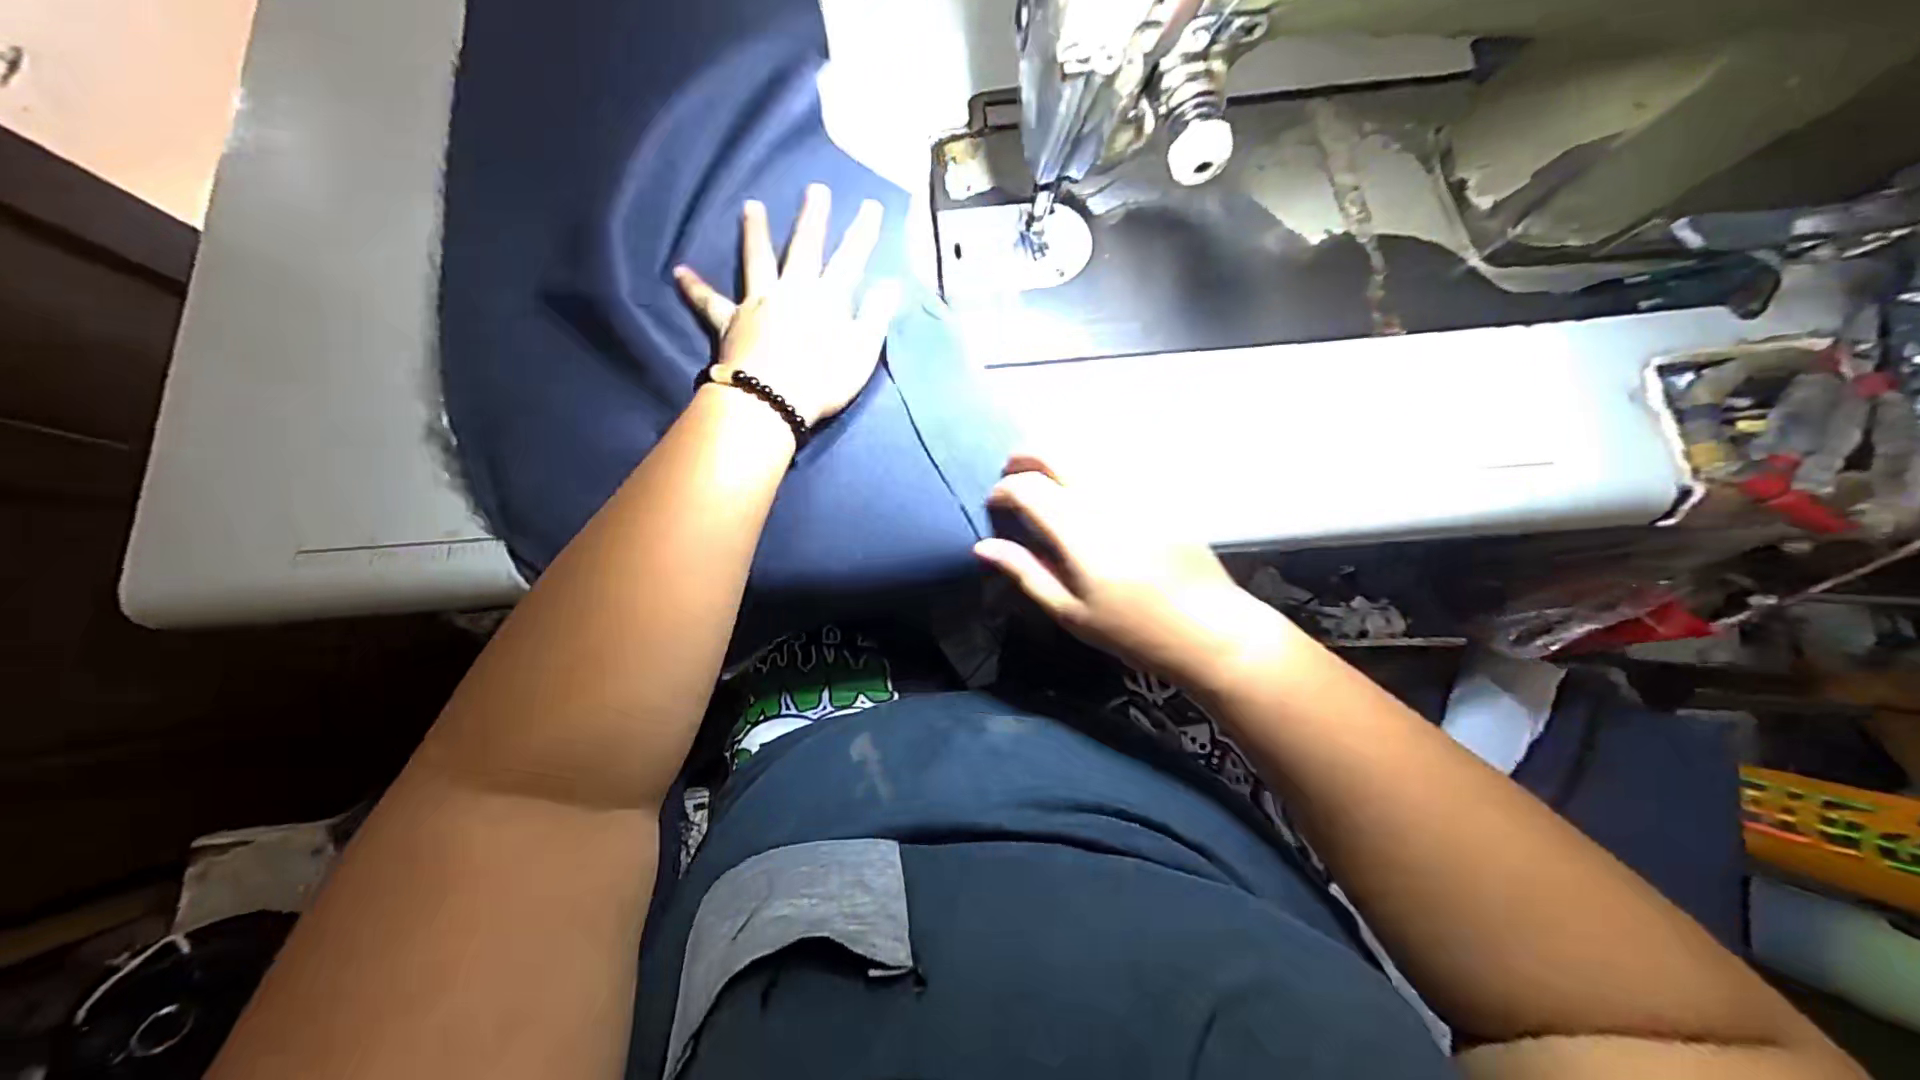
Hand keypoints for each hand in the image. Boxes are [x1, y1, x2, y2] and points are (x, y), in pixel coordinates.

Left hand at [675, 184, 901, 426]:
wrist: (771, 400)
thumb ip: (876, 315)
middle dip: (812, 218)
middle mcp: (792, 291)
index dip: (862, 233)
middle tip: (815, 189)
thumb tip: (890, 283)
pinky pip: (709, 302)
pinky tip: (679, 272)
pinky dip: (695, 288)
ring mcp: (758, 303)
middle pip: (804, 248)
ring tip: (750, 206)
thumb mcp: (862, 352)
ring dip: (755, 232)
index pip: (850, 260)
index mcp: (827, 299)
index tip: (871, 206)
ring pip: (756, 260)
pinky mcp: (730, 322)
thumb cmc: (823, 381)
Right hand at [974, 454, 1303, 691]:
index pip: (1029, 488)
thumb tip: (983, 546)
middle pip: (1057, 453)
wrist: (1210, 630)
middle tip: (1013, 477)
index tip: (995, 505)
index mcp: (1081, 534)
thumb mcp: (1071, 613)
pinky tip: (1085, 487)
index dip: (1003, 490)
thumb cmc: (1134, 631)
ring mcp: (1138, 492)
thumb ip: (1026, 573)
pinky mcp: (1161, 494)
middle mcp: (1108, 501)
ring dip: (1056, 457)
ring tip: (1044, 480)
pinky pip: (1115, 463)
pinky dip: (1088, 465)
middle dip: (1025, 457)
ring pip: (1086, 451)